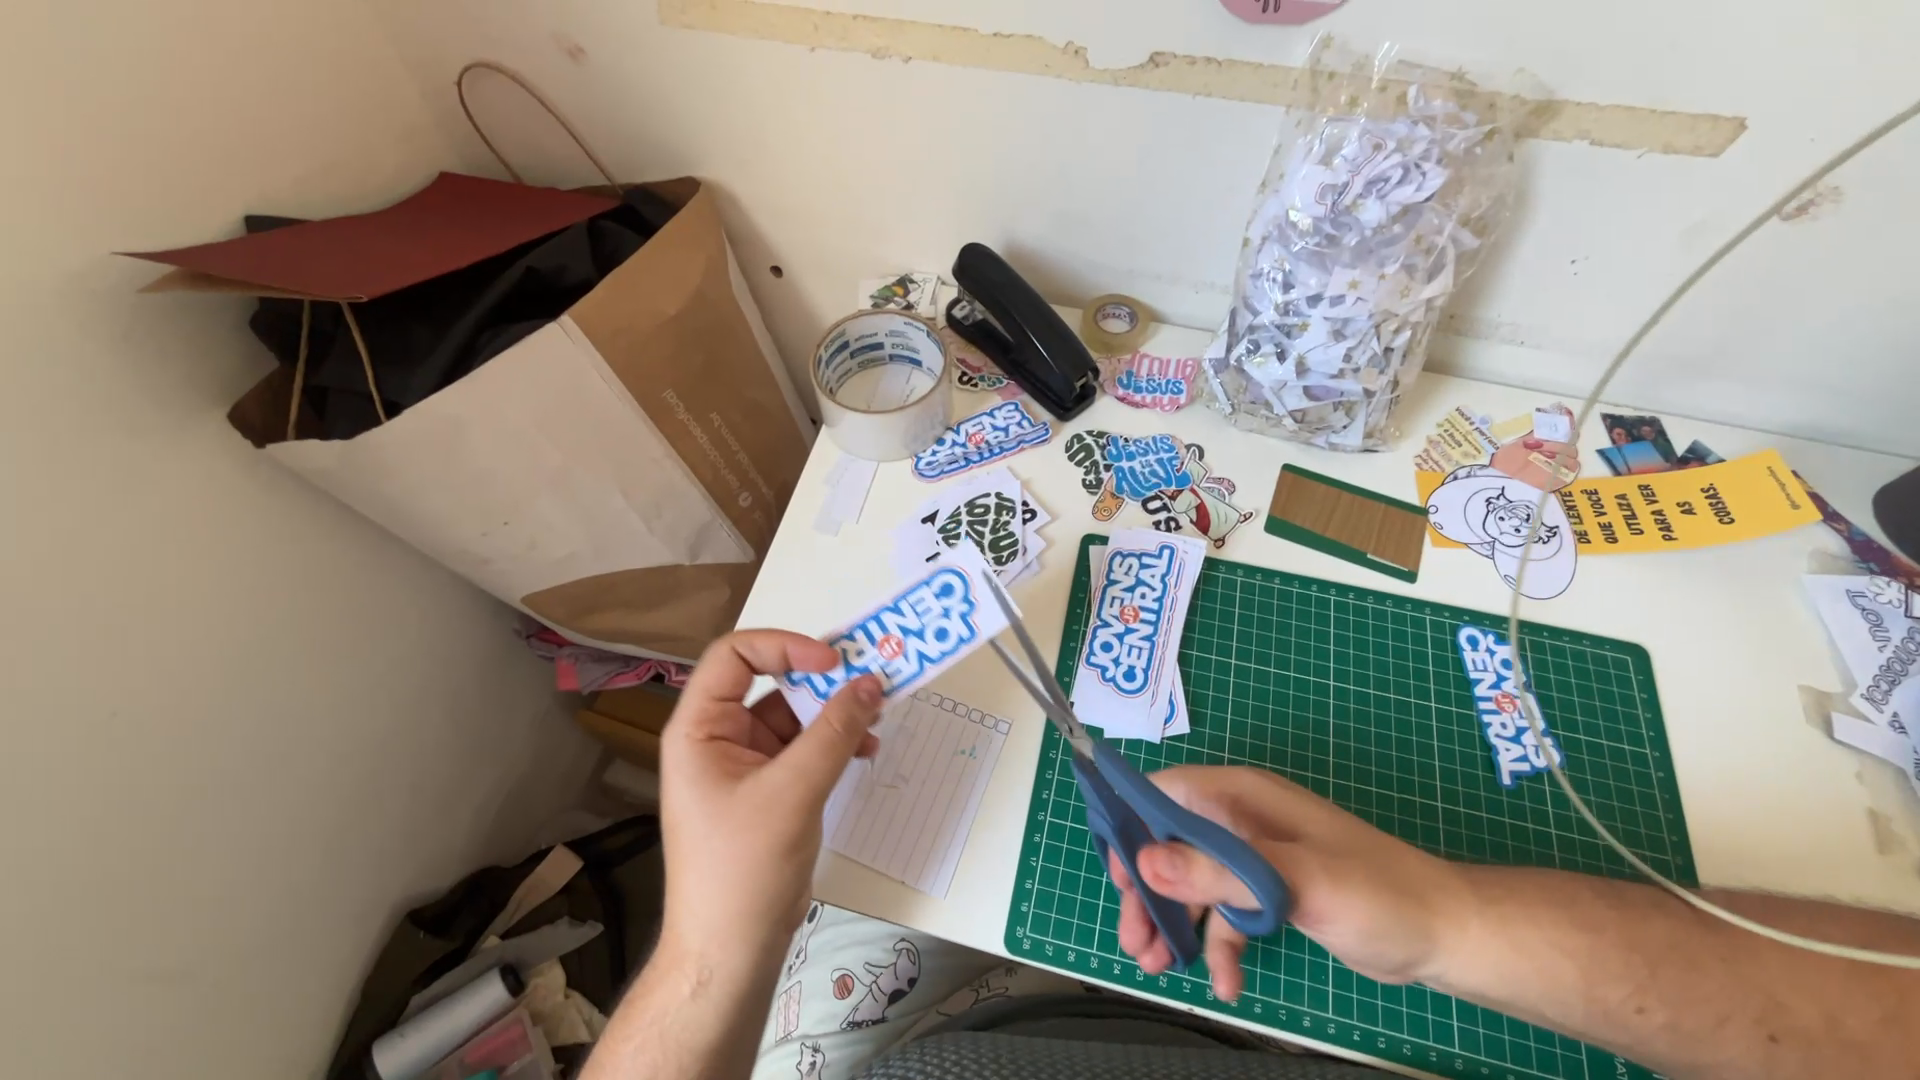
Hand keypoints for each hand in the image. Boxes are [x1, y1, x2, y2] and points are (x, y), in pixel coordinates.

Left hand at [658, 630, 883, 960]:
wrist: (733, 948)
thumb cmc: (744, 867)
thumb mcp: (792, 792)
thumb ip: (834, 732)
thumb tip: (873, 682)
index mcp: (701, 728)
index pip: (735, 656)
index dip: (784, 646)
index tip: (834, 661)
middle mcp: (721, 736)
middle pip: (773, 682)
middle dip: (823, 681)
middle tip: (872, 681)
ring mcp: (748, 763)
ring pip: (797, 716)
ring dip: (837, 714)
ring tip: (877, 720)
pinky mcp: (773, 787)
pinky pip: (808, 747)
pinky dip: (837, 743)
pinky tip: (865, 751)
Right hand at [1108, 766, 1469, 1000]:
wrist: (1443, 936)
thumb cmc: (1374, 892)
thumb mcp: (1293, 880)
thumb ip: (1218, 870)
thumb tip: (1145, 860)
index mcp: (1239, 797)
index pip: (1165, 794)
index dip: (1132, 826)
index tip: (1116, 874)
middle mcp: (1239, 821)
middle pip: (1170, 846)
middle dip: (1149, 892)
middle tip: (1133, 939)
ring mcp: (1253, 859)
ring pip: (1192, 884)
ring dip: (1174, 924)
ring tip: (1155, 966)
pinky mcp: (1269, 895)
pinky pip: (1226, 915)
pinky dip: (1219, 947)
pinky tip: (1224, 984)